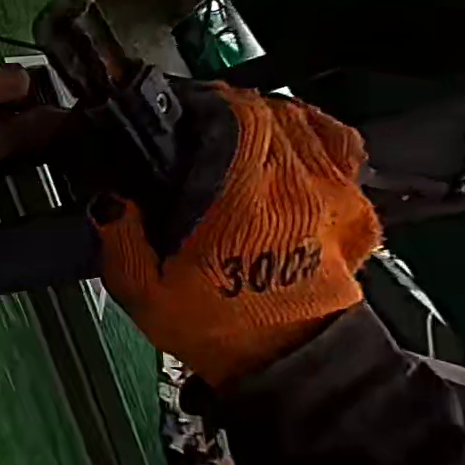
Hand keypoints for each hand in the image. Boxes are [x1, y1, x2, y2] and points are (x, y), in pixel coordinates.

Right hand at [97, 84, 379, 384]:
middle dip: (225, 105)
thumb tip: (110, 196)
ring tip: (233, 128)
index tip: (172, 110)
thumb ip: (118, 239)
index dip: (200, 101)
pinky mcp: (355, 205)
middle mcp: (295, 184)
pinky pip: (338, 144)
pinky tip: (286, 139)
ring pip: (303, 119)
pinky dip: (310, 130)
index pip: (233, 116)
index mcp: (242, 201)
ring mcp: (334, 192)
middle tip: (193, 122)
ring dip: (264, 112)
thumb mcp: (142, 291)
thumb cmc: (214, 325)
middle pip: (267, 109)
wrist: (288, 363)